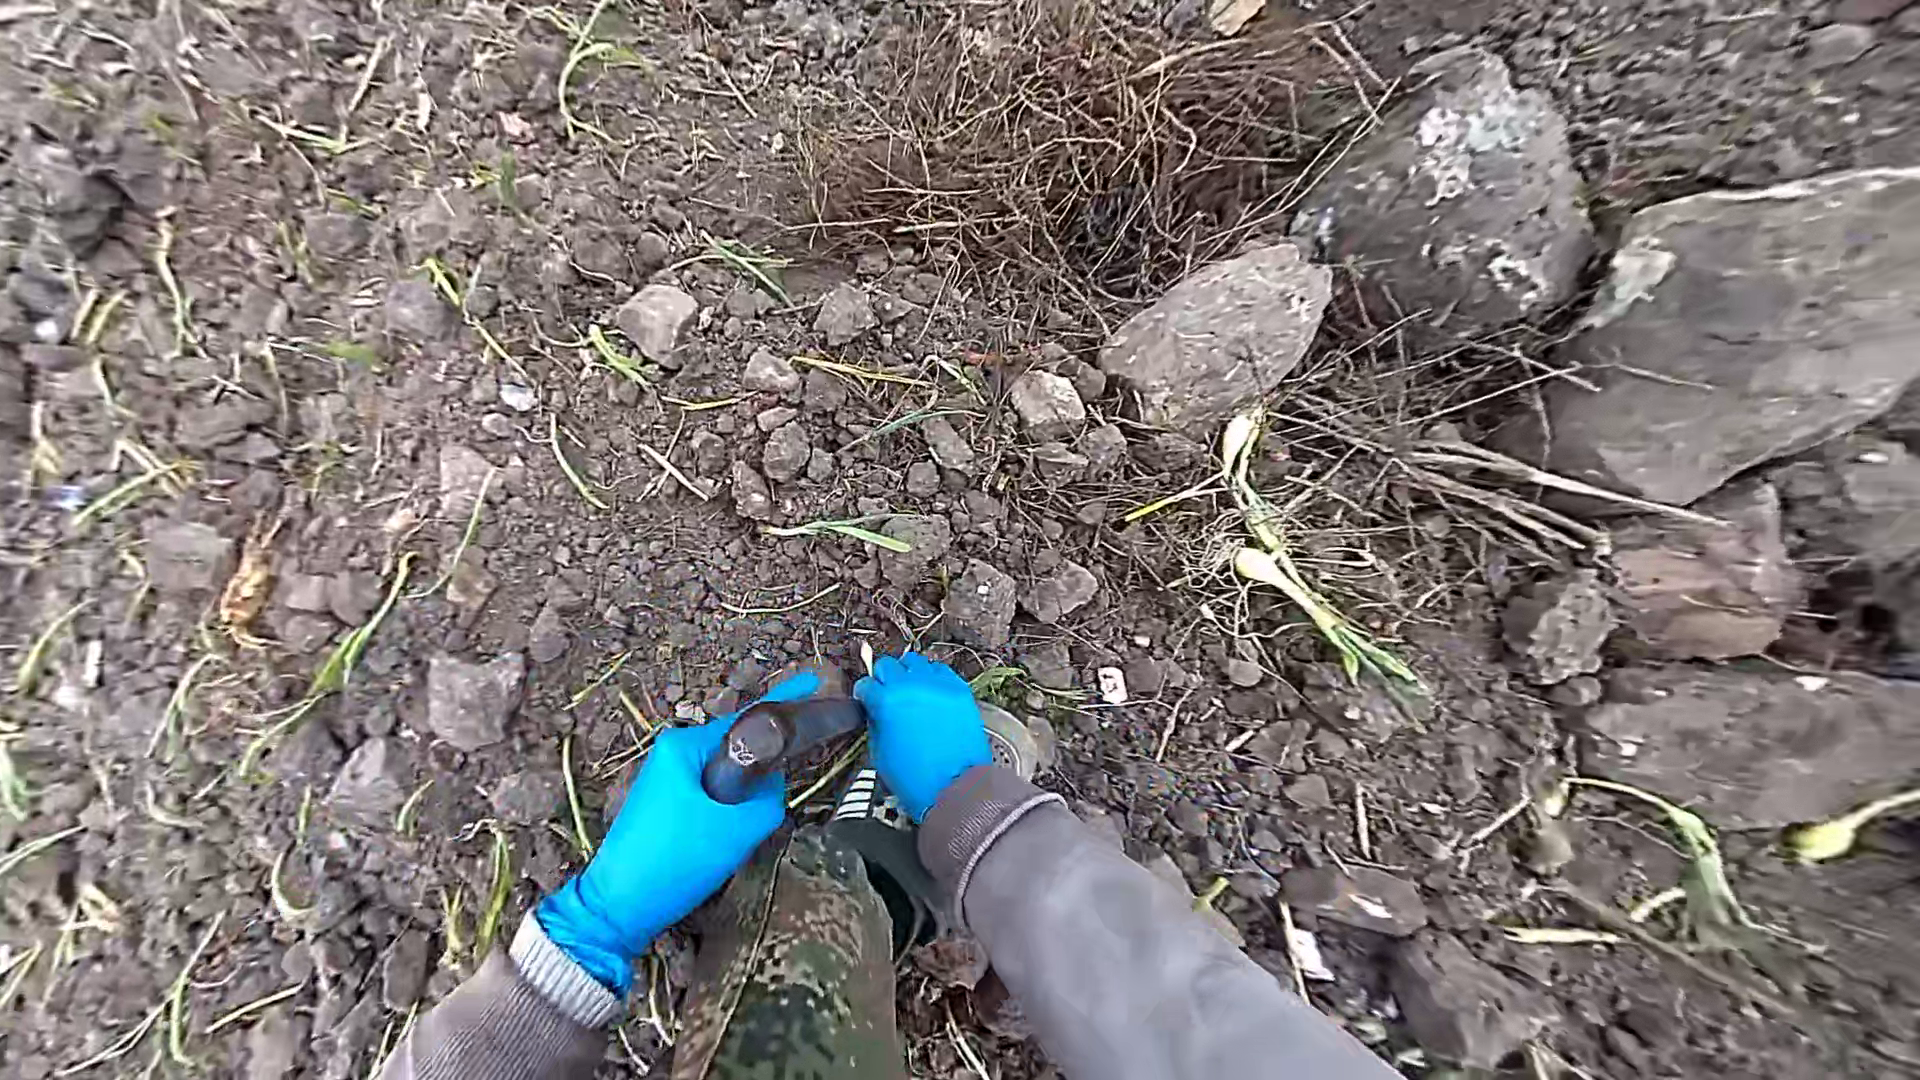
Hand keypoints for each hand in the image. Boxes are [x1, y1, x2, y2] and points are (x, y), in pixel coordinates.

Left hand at [536, 673, 817, 992]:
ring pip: (727, 769)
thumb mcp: (739, 830)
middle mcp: (674, 751)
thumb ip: (771, 798)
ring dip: (745, 790)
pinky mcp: (666, 798)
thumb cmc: (673, 863)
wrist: (615, 912)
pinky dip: (729, 801)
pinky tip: (733, 829)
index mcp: (686, 746)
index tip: (812, 680)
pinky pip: (712, 787)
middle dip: (764, 762)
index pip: (748, 716)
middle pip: (739, 743)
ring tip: (748, 823)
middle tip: (790, 774)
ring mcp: (667, 774)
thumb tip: (775, 783)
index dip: (785, 698)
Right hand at [853, 652, 990, 820]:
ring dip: (909, 674)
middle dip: (884, 678)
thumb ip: (875, 723)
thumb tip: (875, 710)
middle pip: (889, 664)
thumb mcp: (880, 753)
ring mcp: (937, 685)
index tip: (868, 697)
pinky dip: (933, 678)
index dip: (865, 693)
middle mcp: (912, 686)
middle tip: (887, 693)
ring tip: (911, 691)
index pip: (867, 683)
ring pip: (915, 661)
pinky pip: (940, 671)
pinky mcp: (958, 689)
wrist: (956, 787)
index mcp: (887, 702)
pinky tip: (931, 693)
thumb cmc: (918, 779)